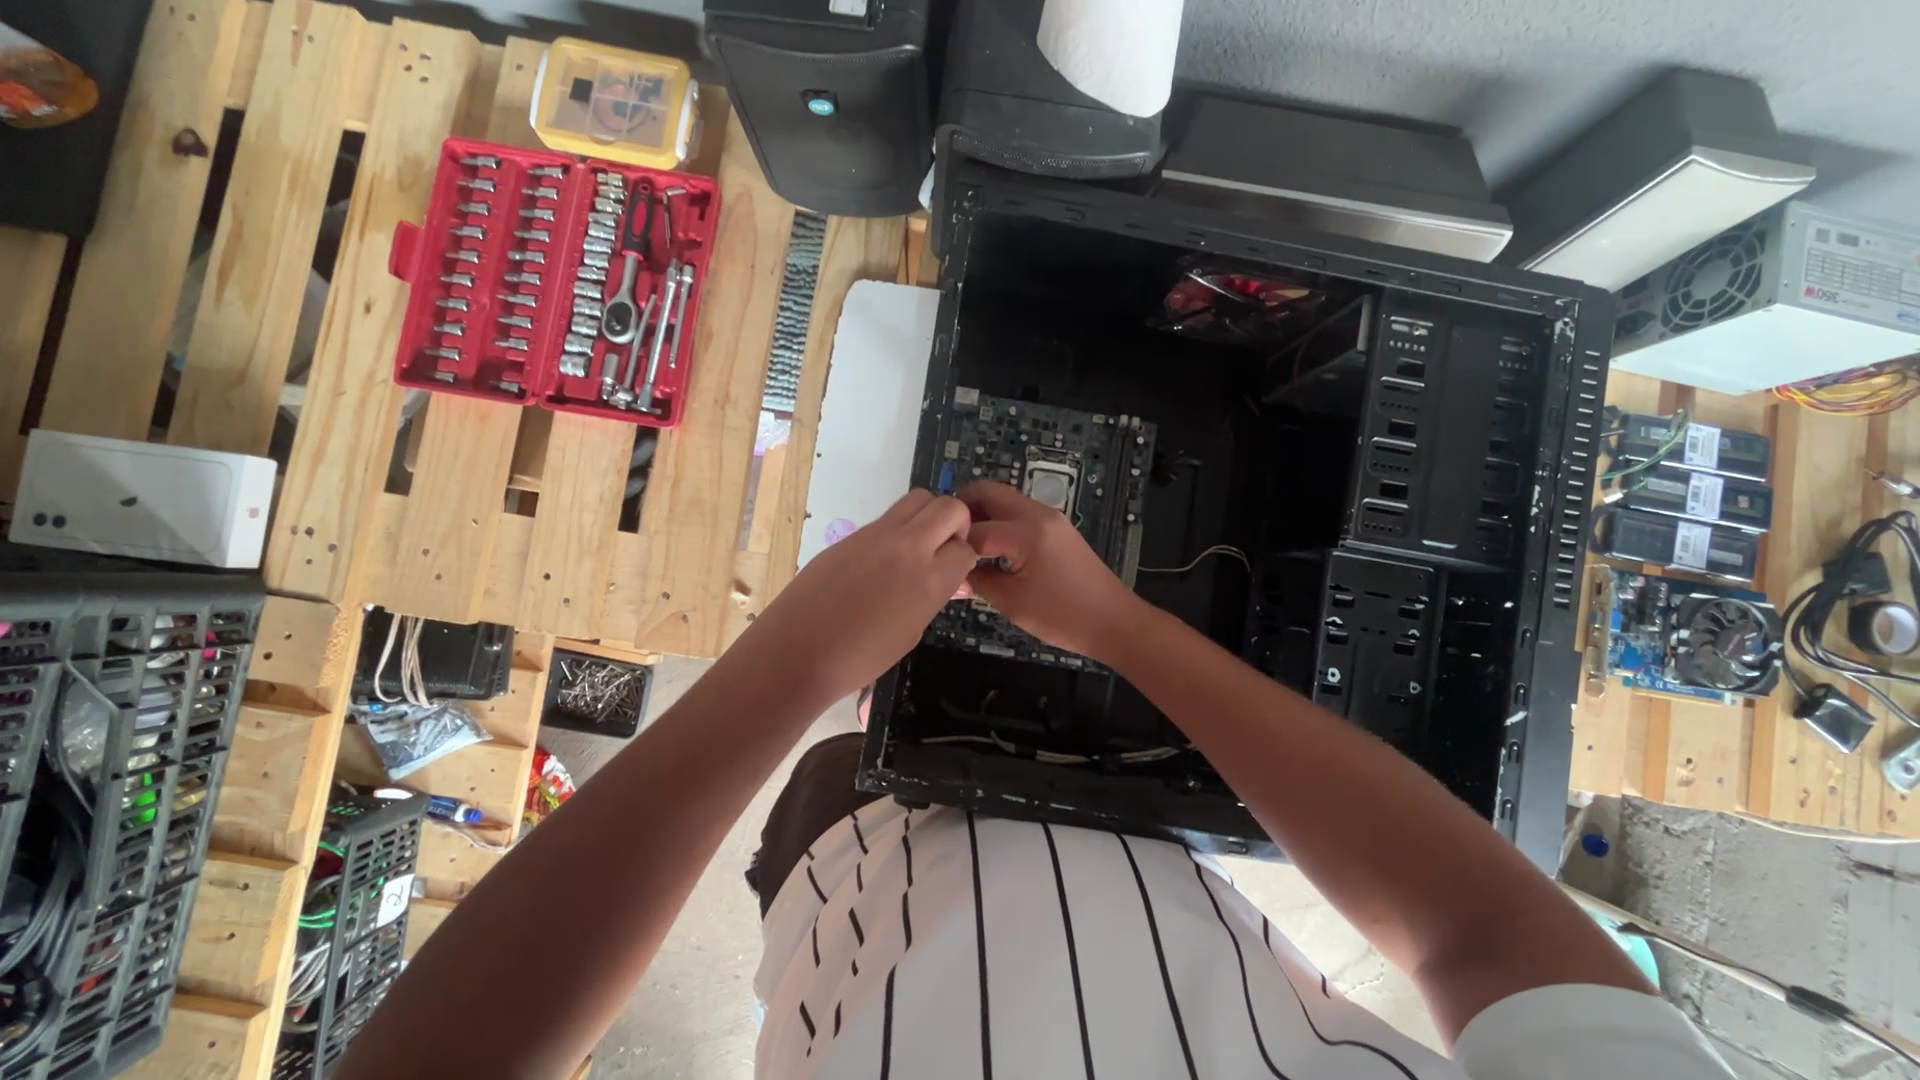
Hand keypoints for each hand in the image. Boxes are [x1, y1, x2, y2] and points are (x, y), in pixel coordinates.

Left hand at [740, 489, 976, 701]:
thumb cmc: (860, 658)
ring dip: (928, 516)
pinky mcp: (851, 535)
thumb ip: (932, 598)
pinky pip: (887, 518)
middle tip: (944, 547)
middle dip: (957, 524)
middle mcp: (909, 547)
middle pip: (949, 508)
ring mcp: (877, 535)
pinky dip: (897, 529)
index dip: (964, 559)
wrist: (798, 651)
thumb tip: (945, 581)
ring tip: (917, 546)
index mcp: (930, 580)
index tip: (954, 571)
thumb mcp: (910, 634)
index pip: (966, 549)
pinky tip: (883, 560)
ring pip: (918, 499)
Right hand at [958, 481, 1145, 662]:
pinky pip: (1019, 513)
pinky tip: (989, 550)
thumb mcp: (1013, 603)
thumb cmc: (1063, 617)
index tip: (936, 557)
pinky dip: (1000, 522)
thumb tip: (956, 573)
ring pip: (1005, 500)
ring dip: (982, 514)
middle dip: (963, 509)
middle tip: (944, 535)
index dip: (953, 544)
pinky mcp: (1057, 528)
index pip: (976, 529)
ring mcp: (1051, 518)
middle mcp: (1038, 514)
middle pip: (990, 492)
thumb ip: (979, 582)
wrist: (1114, 622)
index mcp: (1027, 532)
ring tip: (963, 545)